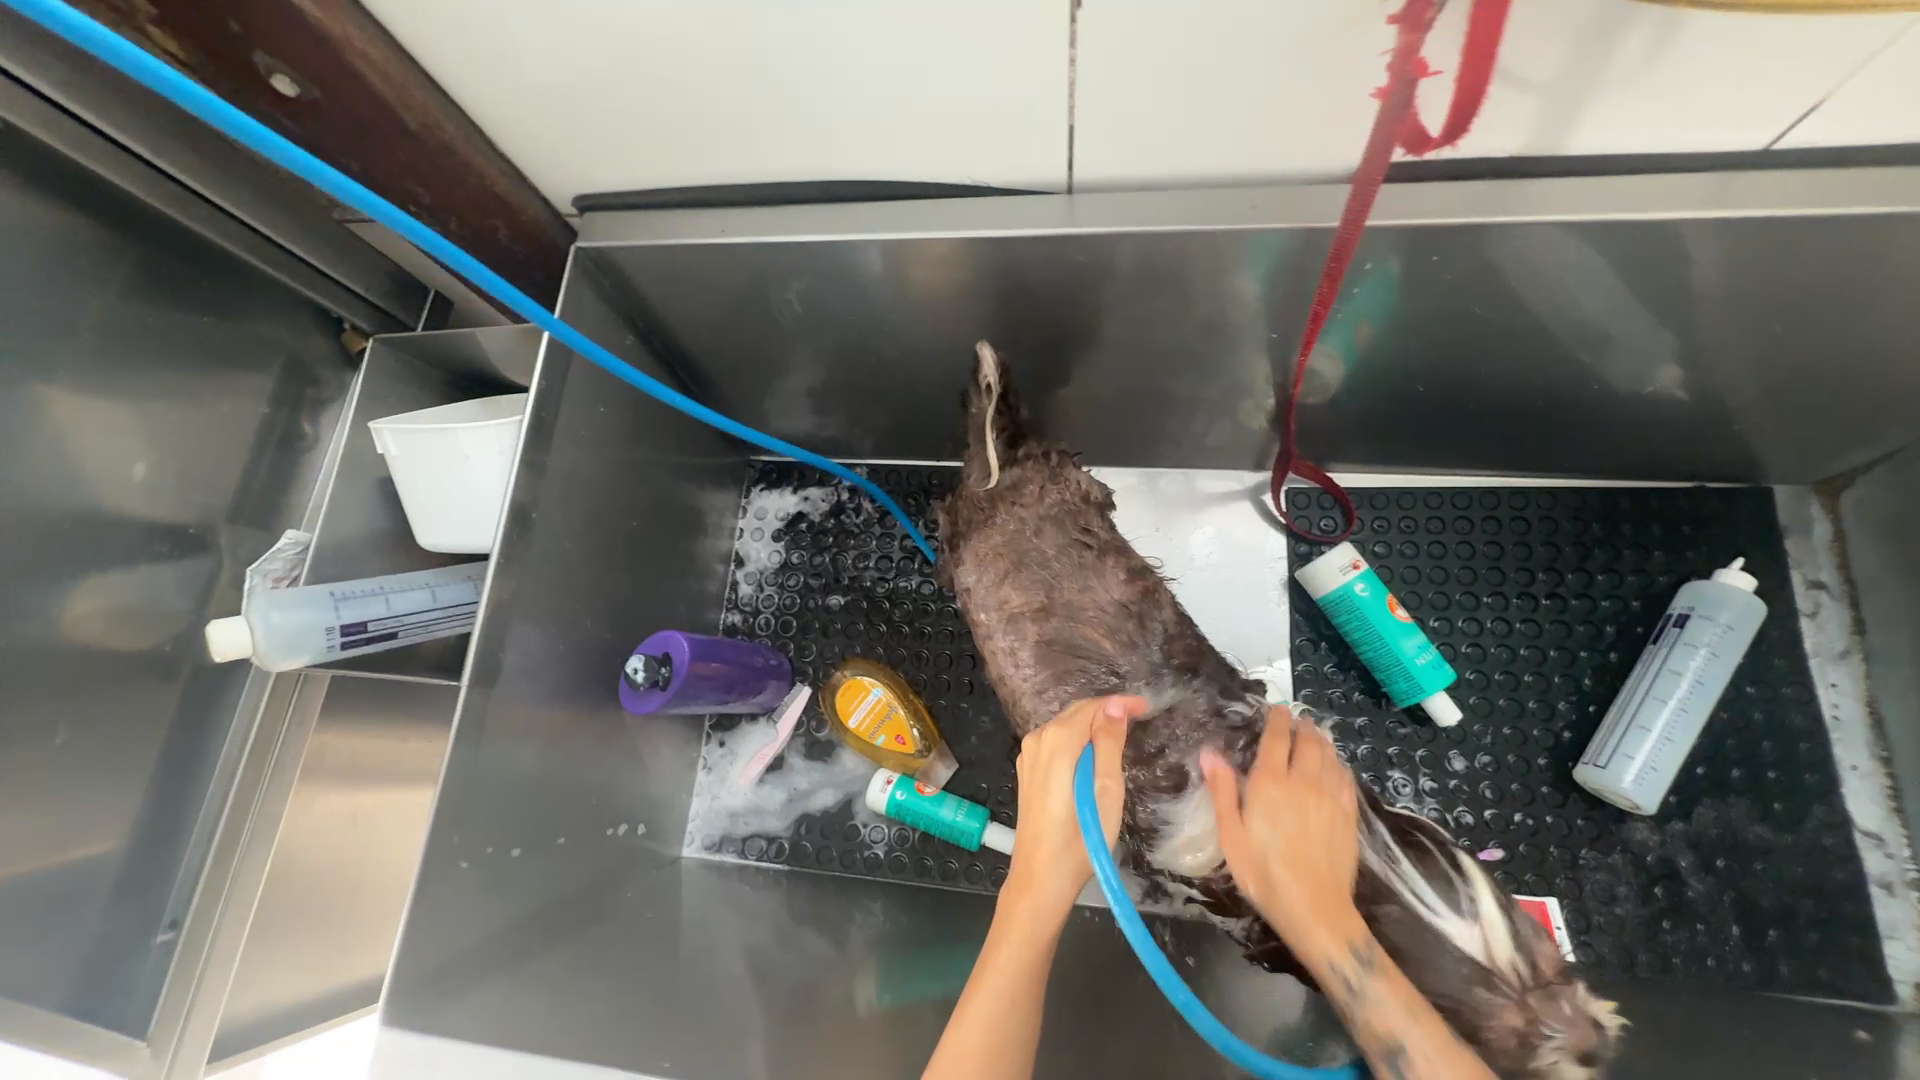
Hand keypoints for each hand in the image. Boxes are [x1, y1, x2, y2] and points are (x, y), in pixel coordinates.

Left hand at [1003, 695, 1145, 915]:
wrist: (1041, 878)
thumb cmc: (1082, 840)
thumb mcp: (1106, 792)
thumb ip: (1109, 744)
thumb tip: (1114, 706)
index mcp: (1056, 741)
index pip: (1092, 707)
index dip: (1121, 704)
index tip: (1148, 707)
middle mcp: (1037, 739)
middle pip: (1076, 713)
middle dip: (1107, 712)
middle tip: (1140, 718)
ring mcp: (1028, 754)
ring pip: (1065, 726)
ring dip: (1093, 726)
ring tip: (1123, 735)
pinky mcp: (1027, 769)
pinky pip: (1056, 742)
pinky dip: (1078, 741)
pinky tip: (1095, 756)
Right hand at [1200, 706, 1361, 945]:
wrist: (1314, 909)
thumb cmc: (1263, 873)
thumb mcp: (1231, 834)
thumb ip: (1222, 790)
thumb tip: (1209, 753)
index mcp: (1270, 783)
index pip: (1277, 738)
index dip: (1277, 719)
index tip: (1276, 708)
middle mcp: (1304, 781)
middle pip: (1309, 741)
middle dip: (1302, 725)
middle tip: (1296, 720)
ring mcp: (1331, 797)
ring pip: (1330, 755)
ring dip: (1321, 740)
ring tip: (1314, 735)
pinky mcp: (1349, 815)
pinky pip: (1346, 777)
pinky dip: (1338, 763)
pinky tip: (1334, 766)